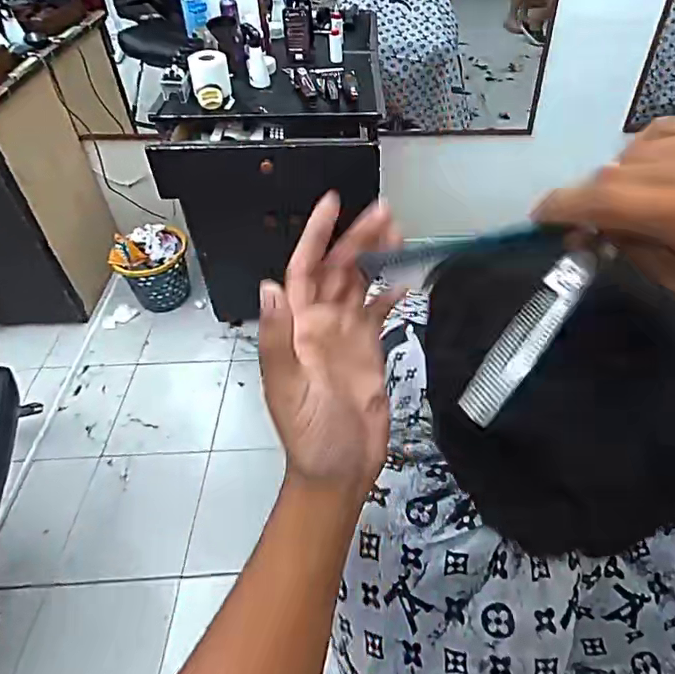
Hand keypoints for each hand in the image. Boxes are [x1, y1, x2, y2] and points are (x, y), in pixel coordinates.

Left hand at [257, 193, 403, 492]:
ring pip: (359, 283)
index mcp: (297, 327)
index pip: (303, 268)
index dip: (316, 234)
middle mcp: (320, 323)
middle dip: (358, 237)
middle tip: (384, 213)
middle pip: (338, 268)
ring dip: (376, 257)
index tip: (332, 205)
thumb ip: (279, 339)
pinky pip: (377, 310)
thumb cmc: (310, 434)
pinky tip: (404, 280)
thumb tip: (270, 287)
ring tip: (397, 233)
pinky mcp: (367, 348)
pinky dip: (390, 292)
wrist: (339, 468)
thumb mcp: (288, 388)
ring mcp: (344, 334)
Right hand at [534, 118, 674, 340]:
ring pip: (640, 145)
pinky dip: (651, 153)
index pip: (605, 196)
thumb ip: (638, 249)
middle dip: (592, 198)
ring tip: (628, 207)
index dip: (564, 205)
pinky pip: (673, 131)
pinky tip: (658, 178)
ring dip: (621, 175)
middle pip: (617, 169)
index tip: (540, 217)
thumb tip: (597, 230)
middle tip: (589, 231)